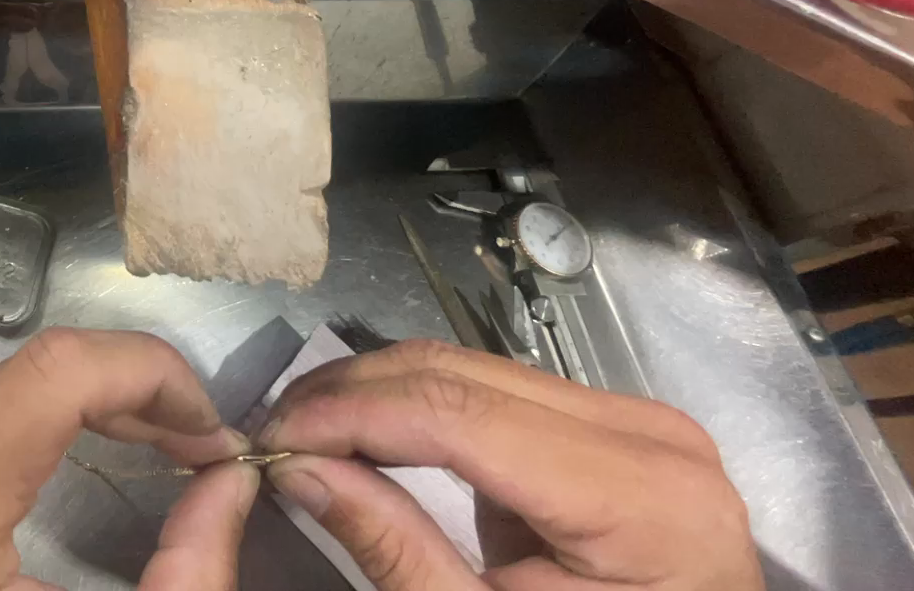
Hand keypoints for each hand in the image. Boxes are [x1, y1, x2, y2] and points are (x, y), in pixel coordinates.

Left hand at [0, 327, 258, 590]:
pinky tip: (109, 434)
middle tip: (202, 440)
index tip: (207, 425)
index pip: (56, 371)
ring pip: (20, 375)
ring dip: (106, 394)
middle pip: (42, 367)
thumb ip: (184, 573)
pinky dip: (63, 409)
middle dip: (140, 387)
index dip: (147, 373)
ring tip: (169, 435)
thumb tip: (228, 479)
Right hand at [259, 339, 761, 590]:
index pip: (455, 414)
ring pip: (454, 365)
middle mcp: (640, 428)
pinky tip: (358, 424)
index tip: (272, 438)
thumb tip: (295, 468)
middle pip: (450, 373)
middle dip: (346, 394)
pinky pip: (475, 384)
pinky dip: (404, 400)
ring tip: (305, 428)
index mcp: (640, 497)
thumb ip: (396, 548)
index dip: (349, 415)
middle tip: (276, 432)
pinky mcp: (596, 416)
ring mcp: (623, 414)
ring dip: (367, 390)